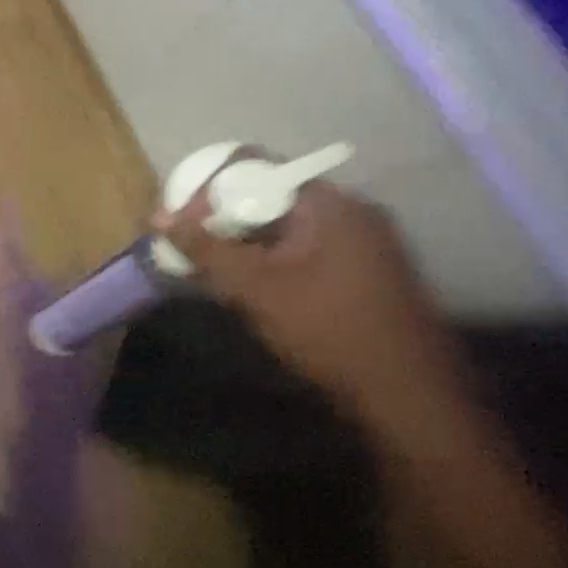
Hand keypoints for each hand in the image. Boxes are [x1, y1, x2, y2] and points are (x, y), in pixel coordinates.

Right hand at [159, 170, 451, 397]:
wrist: (410, 398)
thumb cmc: (327, 330)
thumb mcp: (253, 287)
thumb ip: (203, 247)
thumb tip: (157, 217)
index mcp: (330, 204)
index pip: (253, 169)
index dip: (208, 191)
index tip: (181, 223)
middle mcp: (353, 212)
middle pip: (269, 195)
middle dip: (223, 218)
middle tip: (190, 245)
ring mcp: (367, 242)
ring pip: (286, 224)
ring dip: (245, 241)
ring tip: (213, 268)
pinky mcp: (370, 270)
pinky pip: (307, 246)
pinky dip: (272, 257)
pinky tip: (252, 286)